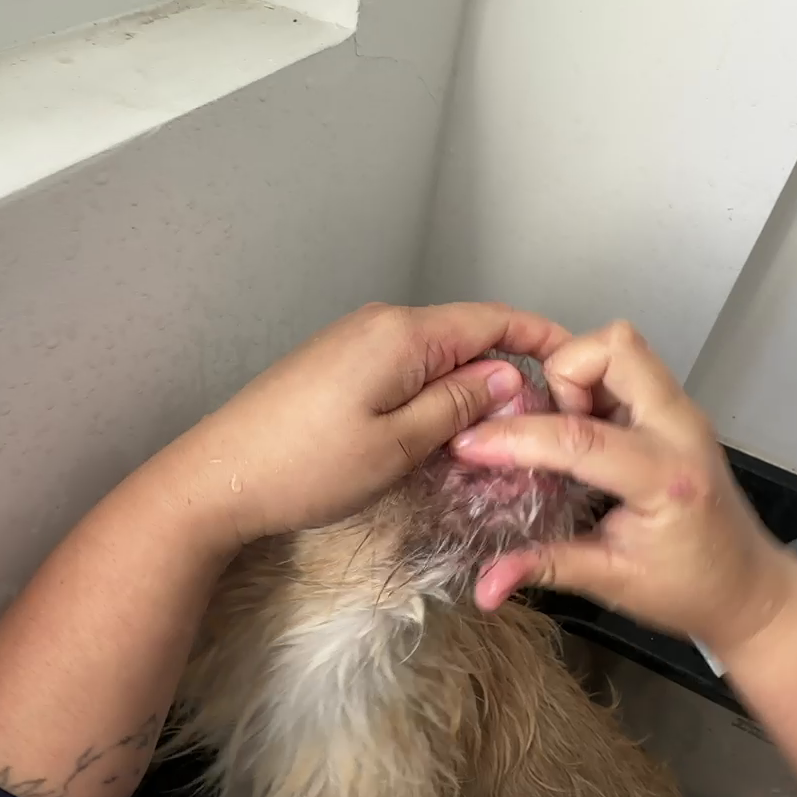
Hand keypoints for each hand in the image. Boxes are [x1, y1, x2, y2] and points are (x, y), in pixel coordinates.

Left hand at [157, 302, 572, 551]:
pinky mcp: (338, 364)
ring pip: (435, 356)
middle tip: (534, 425)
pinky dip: (432, 394)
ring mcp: (355, 341)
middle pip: (465, 336)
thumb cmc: (308, 466)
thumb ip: (460, 404)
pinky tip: (437, 431)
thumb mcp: (399, 444)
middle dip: (506, 374)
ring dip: (468, 390)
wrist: (217, 477)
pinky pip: (403, 369)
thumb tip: (510, 376)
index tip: (579, 364)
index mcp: (403, 334)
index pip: (492, 318)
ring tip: (490, 437)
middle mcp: (381, 324)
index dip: (542, 336)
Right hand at [451, 321, 793, 652]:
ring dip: (578, 372)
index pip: (581, 438)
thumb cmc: (688, 590)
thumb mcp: (613, 583)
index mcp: (667, 477)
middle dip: (562, 374)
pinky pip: (627, 364)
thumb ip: (546, 568)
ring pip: (622, 344)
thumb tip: (484, 588)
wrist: (751, 588)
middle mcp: (680, 428)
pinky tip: (582, 427)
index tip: (469, 445)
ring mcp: (682, 411)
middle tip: (549, 424)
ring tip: (566, 426)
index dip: (515, 439)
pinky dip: (592, 380)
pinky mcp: (675, 408)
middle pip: (615, 347)